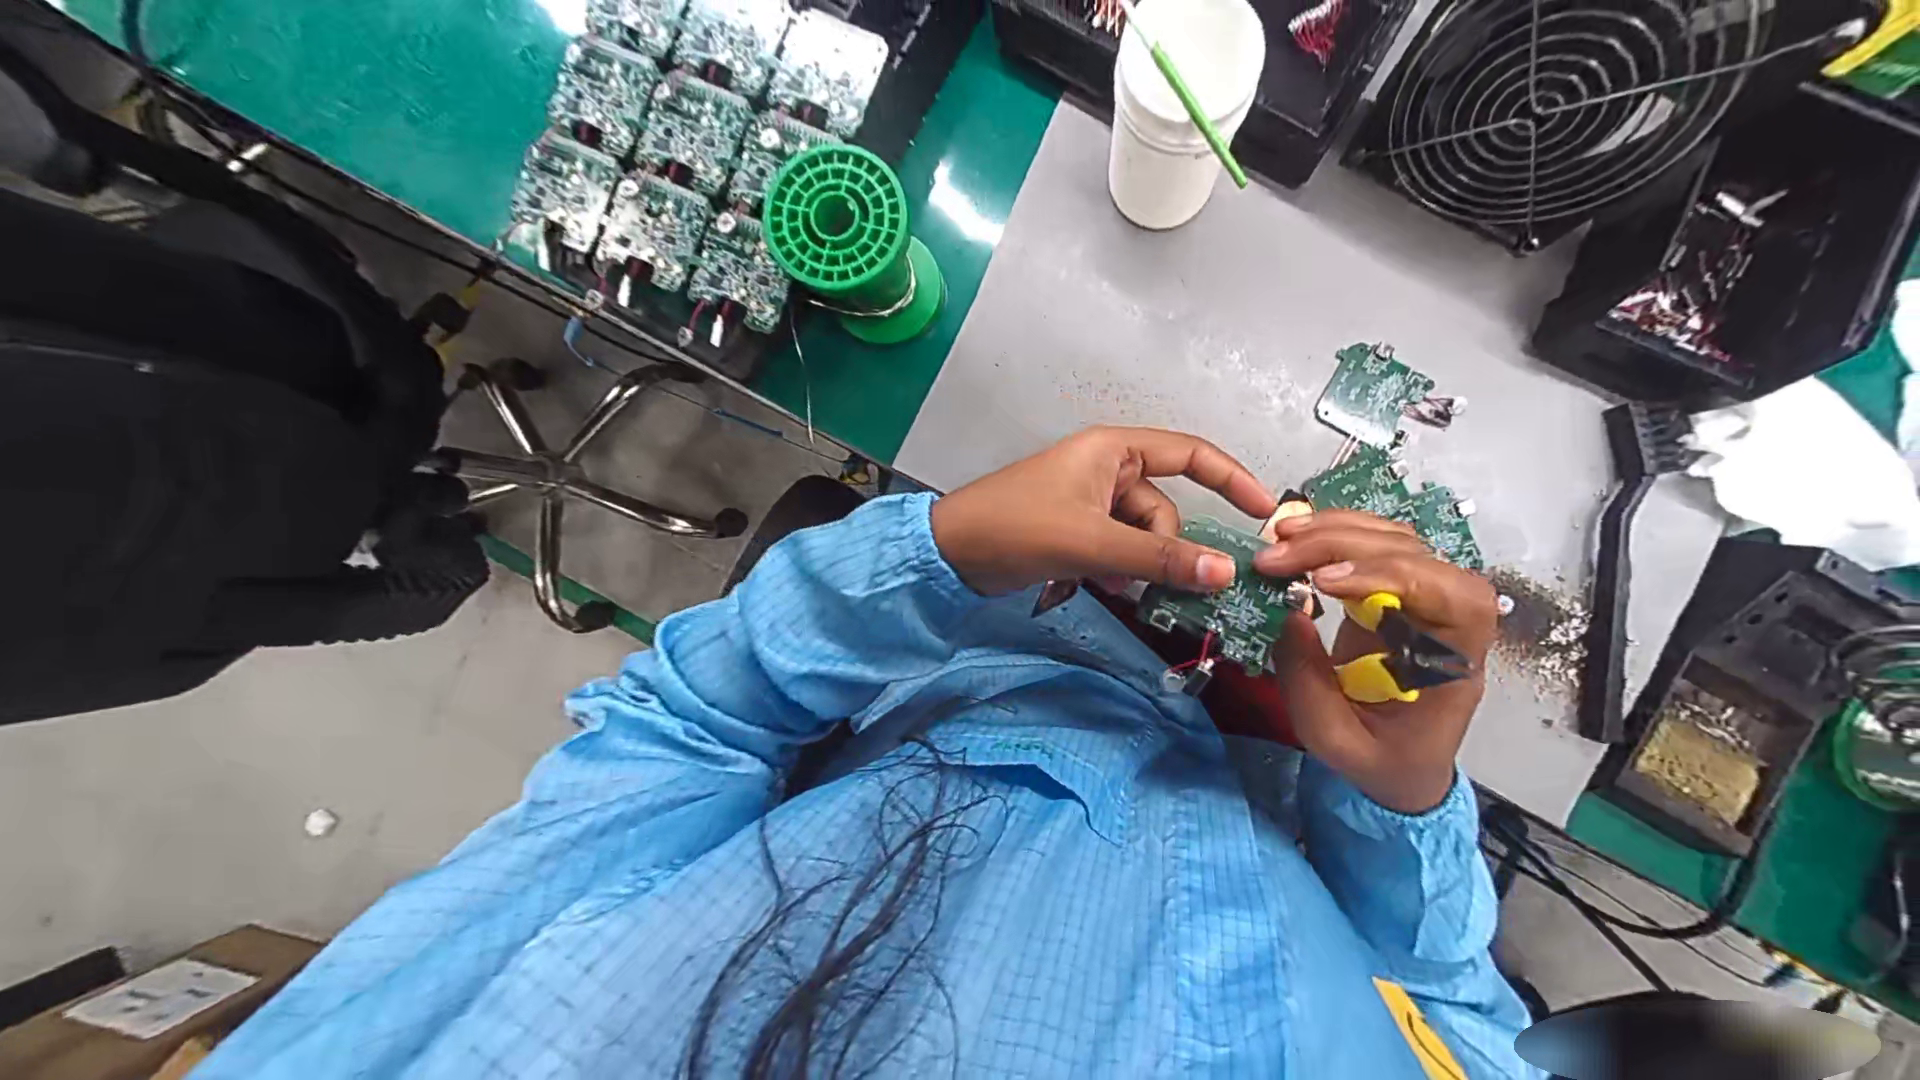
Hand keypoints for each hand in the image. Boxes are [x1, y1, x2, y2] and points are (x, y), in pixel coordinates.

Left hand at [930, 426, 1276, 595]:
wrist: (951, 552)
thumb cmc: (1018, 528)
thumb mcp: (1091, 542)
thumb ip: (1157, 559)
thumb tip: (1226, 572)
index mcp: (1112, 450)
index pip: (1189, 454)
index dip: (1232, 478)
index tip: (1266, 513)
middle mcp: (1106, 470)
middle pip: (1164, 509)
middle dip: (1161, 547)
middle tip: (1145, 580)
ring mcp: (1090, 502)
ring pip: (1141, 535)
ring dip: (1137, 564)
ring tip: (1113, 585)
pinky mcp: (1076, 530)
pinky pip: (1117, 549)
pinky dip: (1117, 569)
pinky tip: (1102, 587)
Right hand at [1252, 510, 1499, 813]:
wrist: (1402, 764)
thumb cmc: (1381, 759)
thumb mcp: (1333, 738)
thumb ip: (1307, 681)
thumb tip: (1288, 612)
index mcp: (1451, 664)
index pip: (1452, 598)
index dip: (1392, 575)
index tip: (1322, 582)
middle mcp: (1447, 621)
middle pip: (1415, 555)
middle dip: (1340, 545)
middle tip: (1273, 556)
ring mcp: (1422, 600)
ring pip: (1396, 538)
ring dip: (1334, 529)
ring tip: (1279, 535)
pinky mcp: (1394, 592)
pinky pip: (1376, 544)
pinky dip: (1335, 531)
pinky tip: (1296, 534)